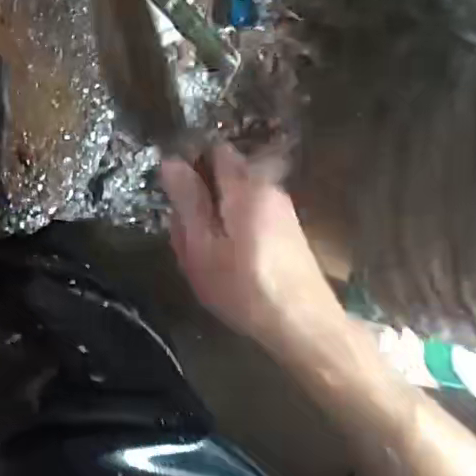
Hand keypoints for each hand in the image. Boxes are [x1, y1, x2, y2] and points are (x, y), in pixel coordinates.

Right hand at [159, 143, 344, 353]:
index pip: (214, 149)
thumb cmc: (244, 287)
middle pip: (224, 174)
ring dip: (215, 215)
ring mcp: (281, 208)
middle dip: (201, 194)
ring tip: (203, 253)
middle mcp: (268, 187)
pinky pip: (249, 214)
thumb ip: (187, 200)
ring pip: (235, 197)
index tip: (173, 193)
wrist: (304, 326)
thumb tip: (171, 161)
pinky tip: (227, 261)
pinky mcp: (288, 230)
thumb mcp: (201, 247)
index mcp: (246, 185)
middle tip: (185, 233)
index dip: (189, 162)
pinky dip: (233, 228)